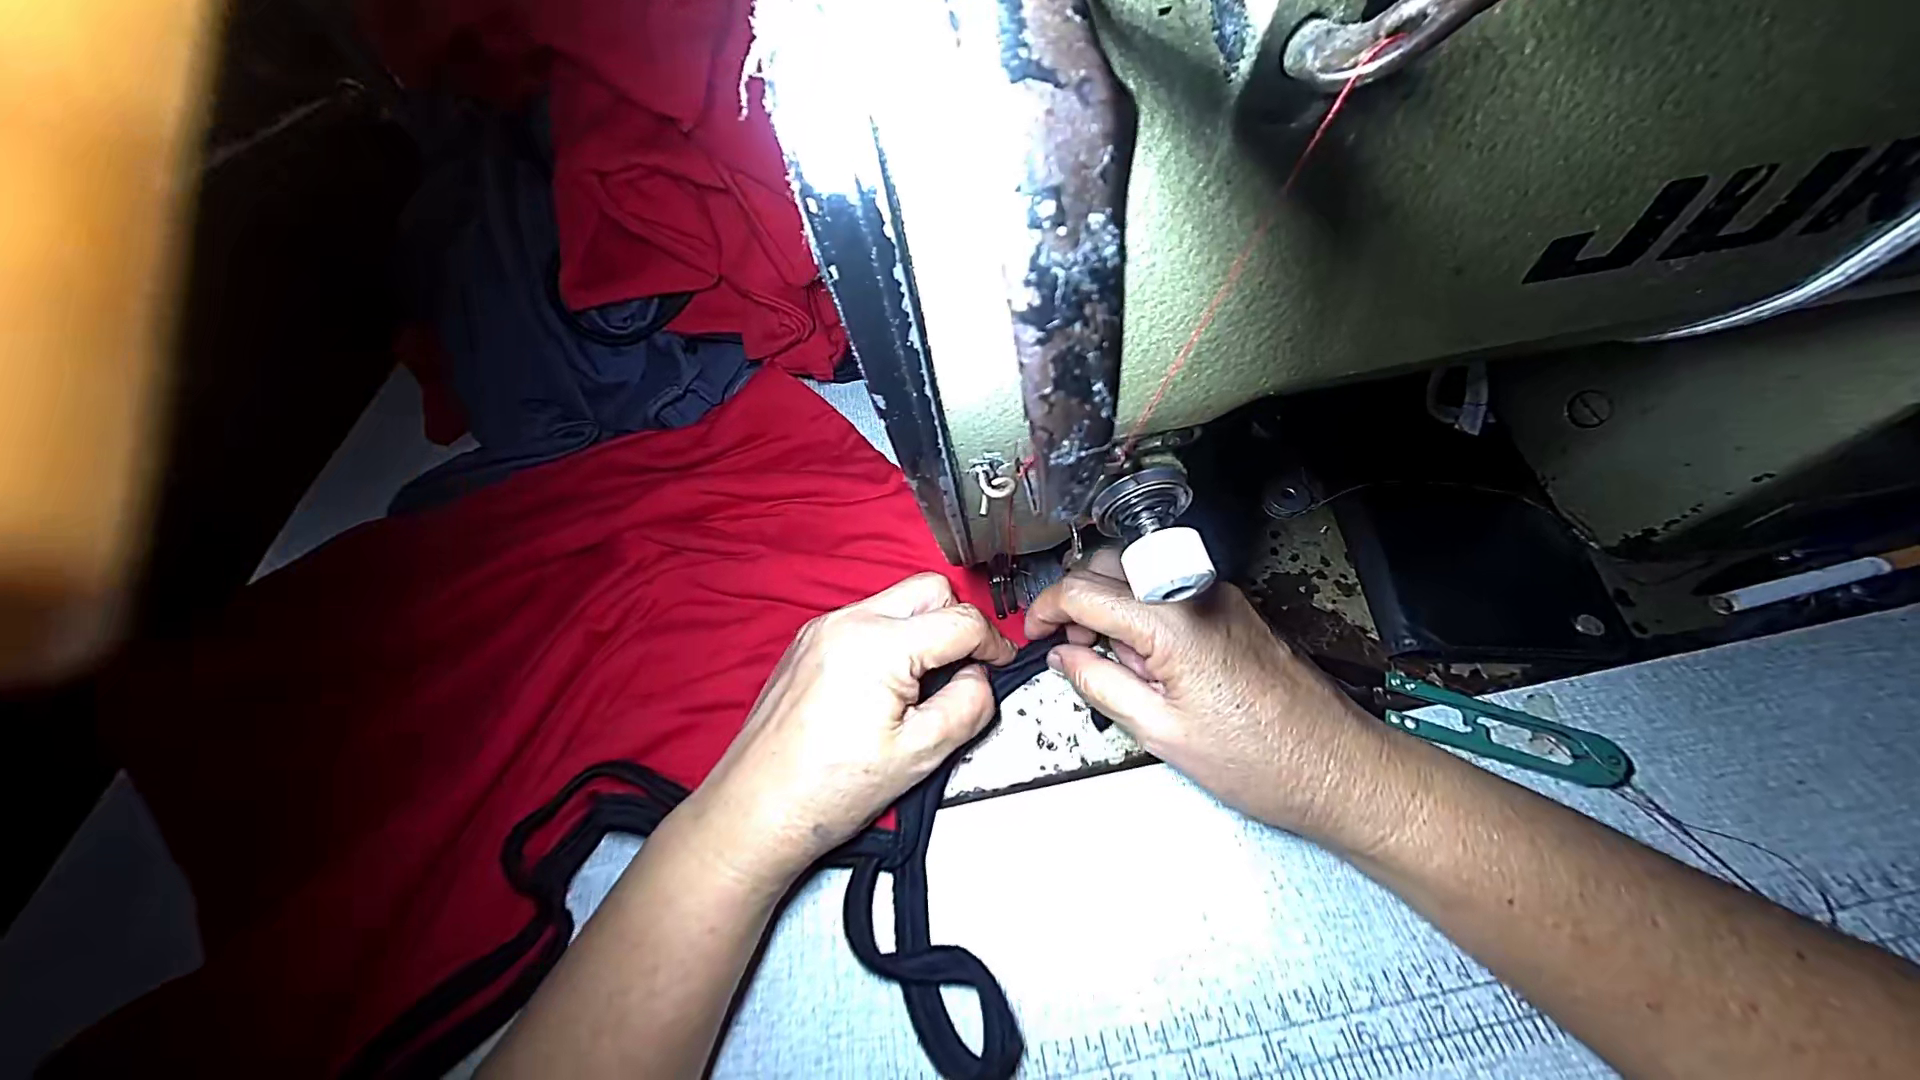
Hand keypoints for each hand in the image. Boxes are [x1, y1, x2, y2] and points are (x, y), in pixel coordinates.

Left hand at [680, 573, 1015, 890]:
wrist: (756, 809)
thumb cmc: (826, 789)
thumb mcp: (920, 754)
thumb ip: (968, 705)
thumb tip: (979, 678)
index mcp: (877, 645)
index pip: (960, 620)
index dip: (993, 642)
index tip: (999, 664)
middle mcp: (847, 622)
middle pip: (930, 589)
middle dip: (958, 621)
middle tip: (965, 667)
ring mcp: (824, 628)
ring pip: (898, 600)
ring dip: (925, 628)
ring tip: (924, 683)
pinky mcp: (811, 641)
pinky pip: (868, 618)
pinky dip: (893, 637)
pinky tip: (889, 683)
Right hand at [1026, 549, 1409, 851]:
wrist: (1340, 768)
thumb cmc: (1263, 760)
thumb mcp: (1160, 732)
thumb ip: (1100, 683)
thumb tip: (1065, 658)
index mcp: (1171, 622)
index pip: (1083, 591)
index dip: (1044, 609)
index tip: (1033, 631)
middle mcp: (1195, 592)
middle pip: (1107, 566)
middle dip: (1075, 601)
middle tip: (1069, 646)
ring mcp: (1217, 595)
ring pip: (1136, 574)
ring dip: (1108, 606)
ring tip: (1116, 662)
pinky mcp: (1231, 606)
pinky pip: (1166, 591)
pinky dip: (1141, 613)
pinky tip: (1151, 660)